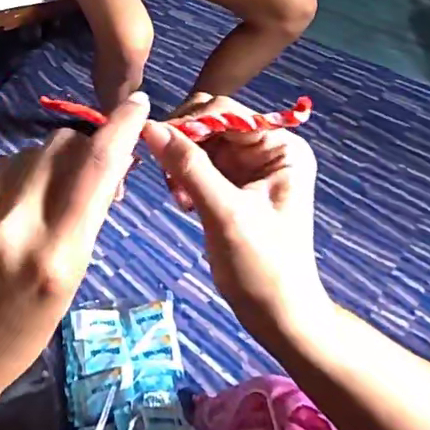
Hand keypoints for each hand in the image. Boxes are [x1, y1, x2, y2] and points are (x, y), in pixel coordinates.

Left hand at [0, 92, 149, 404]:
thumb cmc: (22, 329)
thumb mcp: (70, 279)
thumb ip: (87, 215)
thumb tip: (110, 157)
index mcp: (55, 255)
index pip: (96, 169)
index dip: (121, 128)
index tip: (137, 104)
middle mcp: (13, 226)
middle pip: (61, 147)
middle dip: (82, 149)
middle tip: (85, 174)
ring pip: (28, 153)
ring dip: (44, 166)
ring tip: (37, 203)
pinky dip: (11, 176)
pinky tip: (5, 206)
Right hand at [142, 94, 329, 337]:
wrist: (278, 316)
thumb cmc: (262, 266)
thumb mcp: (224, 212)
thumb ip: (188, 165)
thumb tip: (149, 127)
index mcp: (281, 147)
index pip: (226, 113)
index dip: (189, 122)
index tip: (156, 141)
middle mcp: (267, 149)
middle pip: (211, 123)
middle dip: (184, 142)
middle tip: (165, 173)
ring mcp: (249, 167)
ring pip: (200, 143)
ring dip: (180, 162)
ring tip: (177, 195)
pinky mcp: (233, 185)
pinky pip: (199, 164)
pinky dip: (184, 177)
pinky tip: (181, 200)